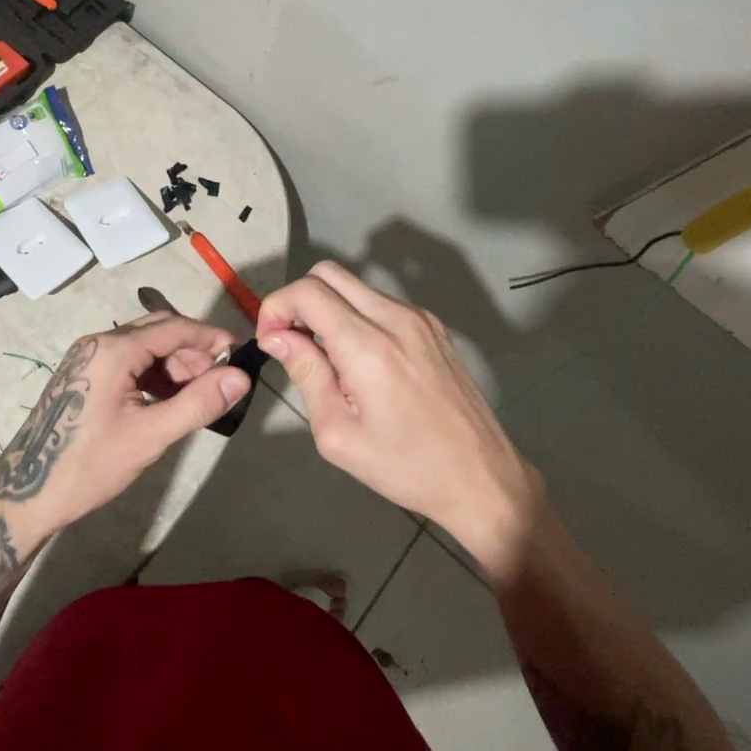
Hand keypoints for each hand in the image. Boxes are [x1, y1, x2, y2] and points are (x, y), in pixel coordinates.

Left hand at [0, 314, 252, 553]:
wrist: (26, 495)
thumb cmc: (88, 466)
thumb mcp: (149, 437)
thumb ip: (197, 404)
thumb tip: (241, 378)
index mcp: (112, 350)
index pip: (174, 327)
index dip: (210, 339)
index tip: (240, 356)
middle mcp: (98, 343)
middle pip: (159, 331)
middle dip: (193, 352)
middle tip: (217, 384)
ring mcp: (87, 358)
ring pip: (144, 347)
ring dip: (174, 365)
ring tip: (194, 400)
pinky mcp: (83, 375)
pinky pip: (128, 362)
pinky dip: (153, 375)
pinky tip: (166, 403)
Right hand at [256, 262, 544, 577]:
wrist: (480, 477)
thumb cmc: (404, 466)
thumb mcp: (338, 433)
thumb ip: (306, 374)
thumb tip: (277, 337)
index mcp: (368, 345)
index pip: (307, 291)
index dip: (276, 307)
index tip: (270, 341)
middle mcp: (395, 317)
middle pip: (329, 274)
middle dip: (298, 300)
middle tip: (290, 343)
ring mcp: (419, 318)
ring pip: (355, 286)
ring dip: (328, 309)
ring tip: (327, 360)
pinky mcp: (433, 327)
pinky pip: (381, 303)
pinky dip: (356, 317)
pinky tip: (360, 362)